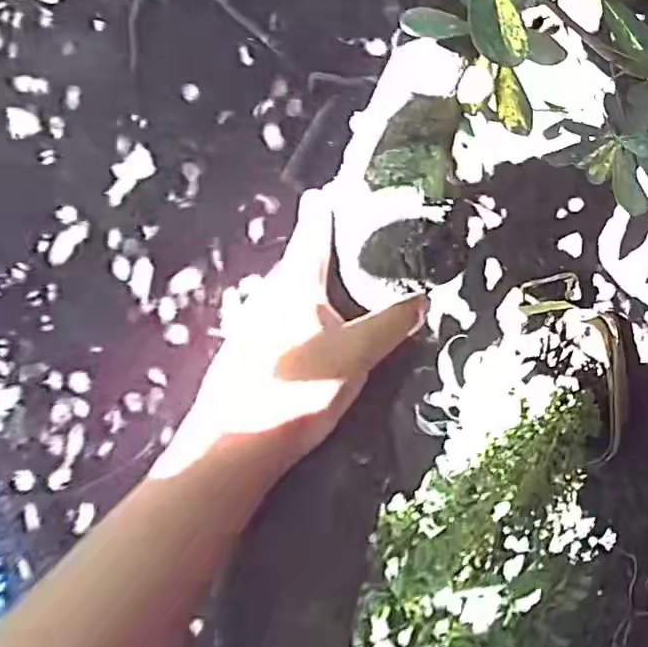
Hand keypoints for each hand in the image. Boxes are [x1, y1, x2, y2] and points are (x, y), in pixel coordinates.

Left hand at [152, 187, 424, 480]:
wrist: (227, 456)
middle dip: (323, 247)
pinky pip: (290, 318)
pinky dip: (313, 310)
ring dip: (318, 282)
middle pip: (300, 263)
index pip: (312, 237)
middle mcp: (269, 302)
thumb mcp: (359, 352)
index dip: (323, 212)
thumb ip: (393, 321)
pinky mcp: (252, 360)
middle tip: (353, 235)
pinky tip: (328, 326)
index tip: (328, 190)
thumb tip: (421, 300)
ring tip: (349, 280)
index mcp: (294, 289)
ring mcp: (255, 332)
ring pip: (293, 293)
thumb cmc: (295, 391)